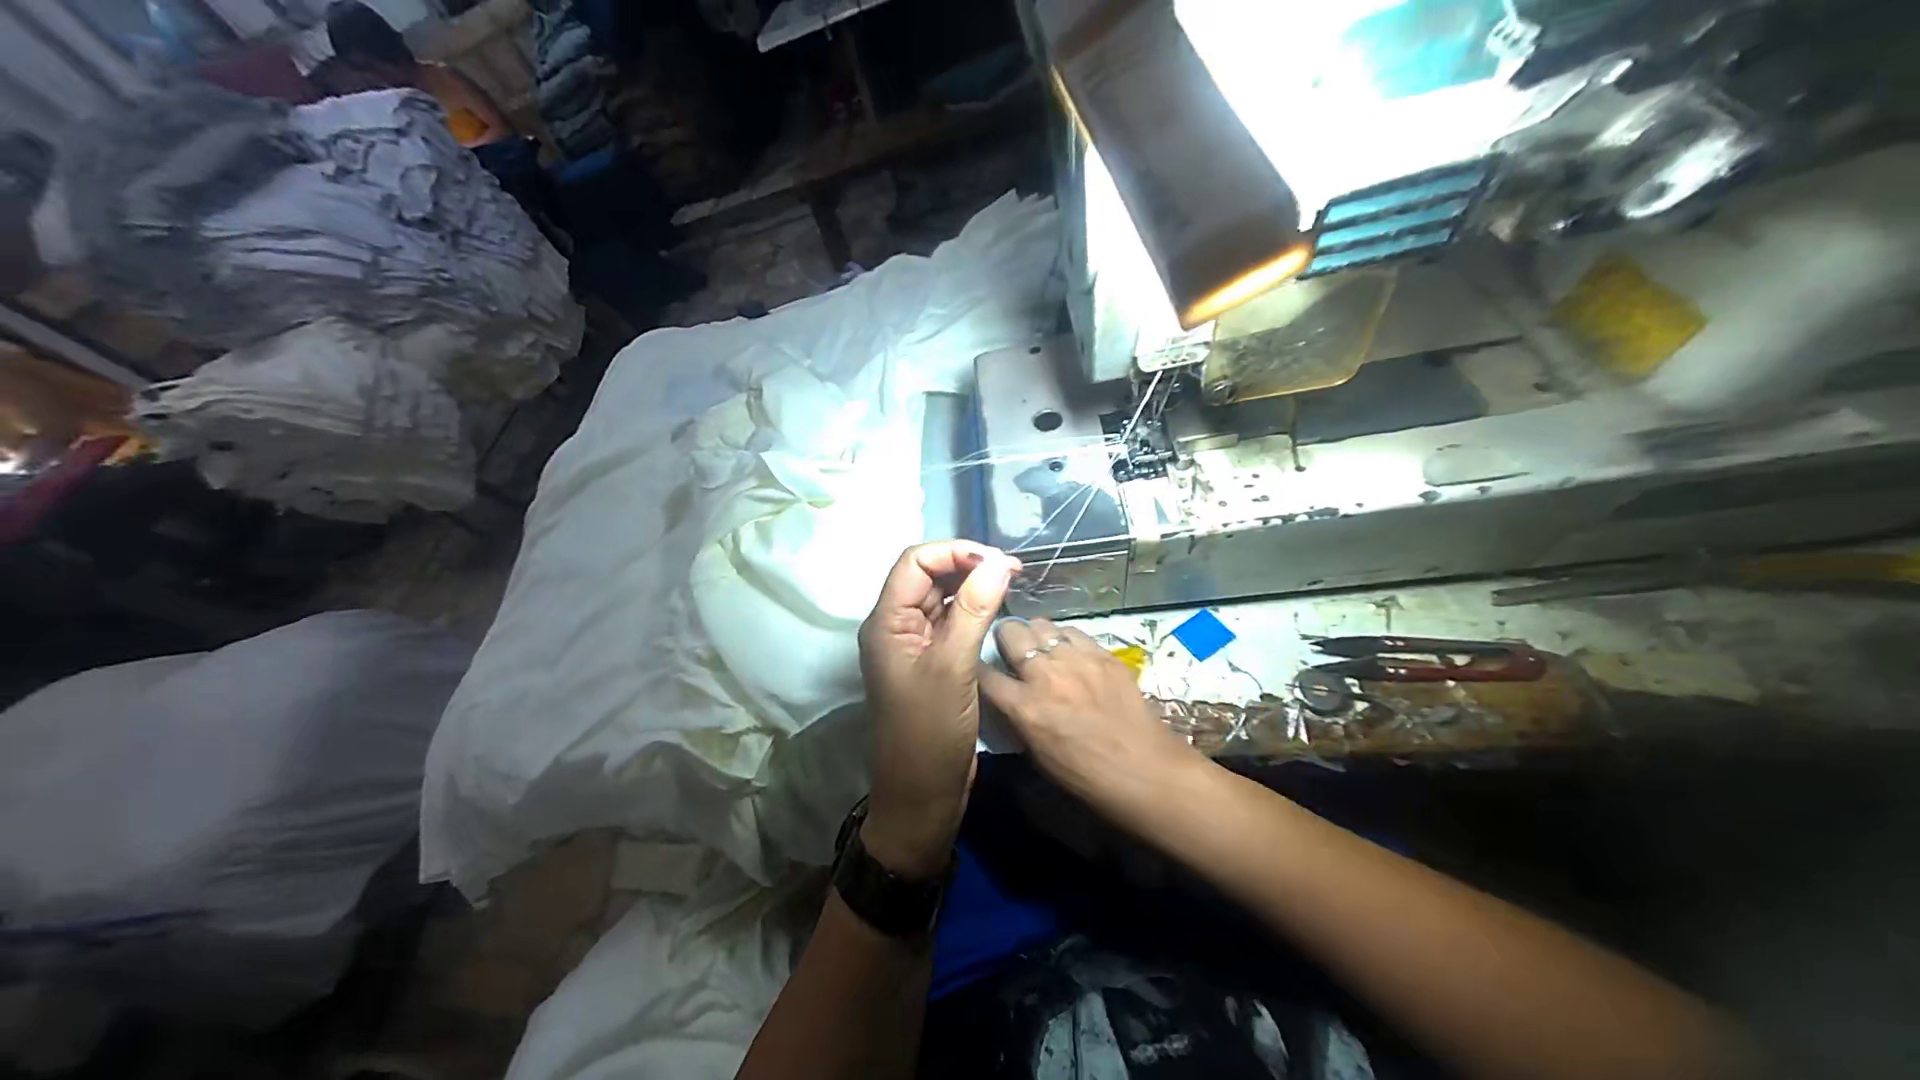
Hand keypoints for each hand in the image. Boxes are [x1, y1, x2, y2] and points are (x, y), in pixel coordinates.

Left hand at [857, 541, 1019, 879]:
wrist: (921, 798)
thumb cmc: (930, 733)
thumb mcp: (953, 667)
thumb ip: (974, 610)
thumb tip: (1000, 561)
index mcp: (887, 623)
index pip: (915, 562)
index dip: (955, 552)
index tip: (998, 560)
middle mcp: (896, 628)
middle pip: (928, 576)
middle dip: (967, 565)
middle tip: (1013, 571)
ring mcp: (914, 647)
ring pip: (941, 599)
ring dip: (973, 586)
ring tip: (1011, 584)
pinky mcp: (932, 664)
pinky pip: (951, 624)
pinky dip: (974, 611)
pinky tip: (999, 611)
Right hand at [980, 618, 1208, 822]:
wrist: (1145, 771)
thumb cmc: (1087, 776)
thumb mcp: (1037, 755)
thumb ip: (1018, 719)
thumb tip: (1008, 700)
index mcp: (1025, 707)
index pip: (984, 673)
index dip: (977, 668)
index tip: (978, 667)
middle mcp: (1046, 675)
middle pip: (1010, 633)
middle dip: (1004, 637)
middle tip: (1009, 647)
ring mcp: (1077, 660)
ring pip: (1042, 625)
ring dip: (1034, 634)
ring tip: (1039, 645)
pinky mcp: (1103, 654)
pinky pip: (1074, 632)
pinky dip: (1064, 638)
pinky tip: (1068, 650)